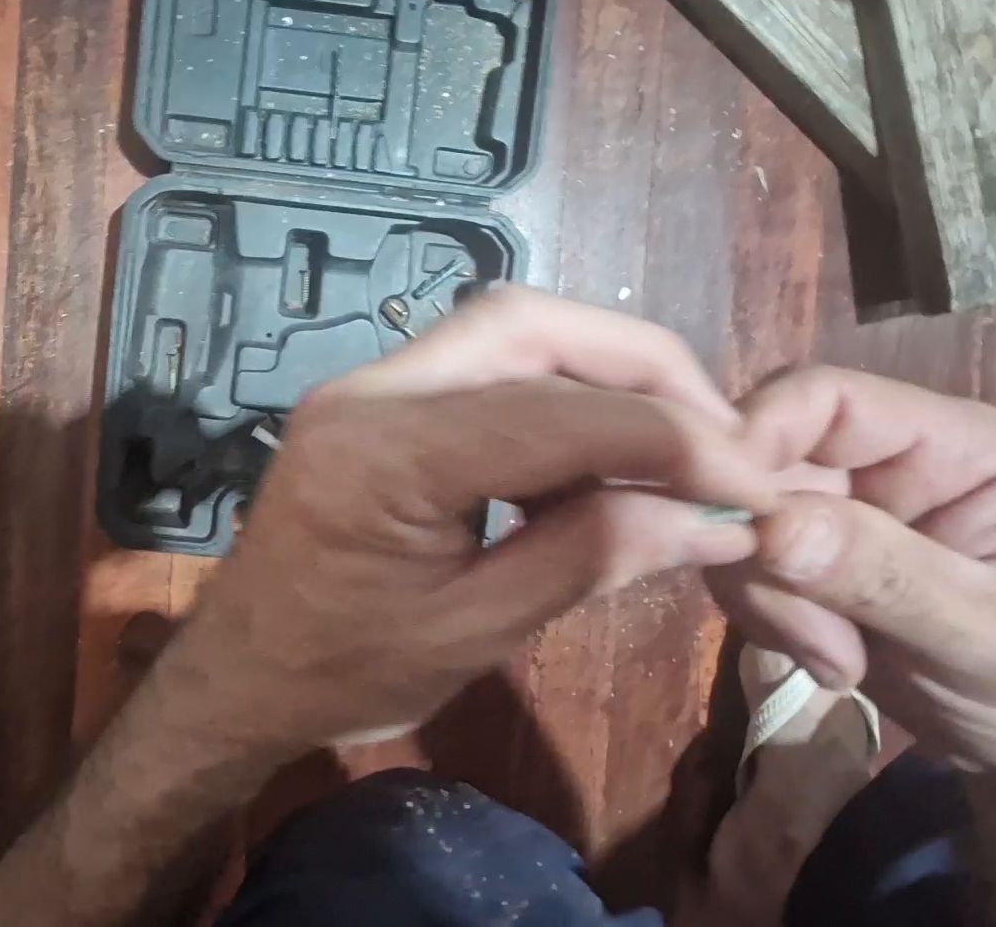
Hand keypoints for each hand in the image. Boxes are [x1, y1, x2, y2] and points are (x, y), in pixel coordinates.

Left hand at [147, 286, 780, 752]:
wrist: (242, 667)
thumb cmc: (343, 671)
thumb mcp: (474, 631)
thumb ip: (587, 557)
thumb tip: (709, 514)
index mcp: (384, 457)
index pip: (552, 412)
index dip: (670, 436)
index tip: (753, 482)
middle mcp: (367, 393)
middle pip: (523, 324)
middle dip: (637, 364)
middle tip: (718, 435)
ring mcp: (361, 387)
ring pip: (503, 332)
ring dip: (596, 370)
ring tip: (668, 442)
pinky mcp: (367, 401)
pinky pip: (475, 367)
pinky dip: (548, 392)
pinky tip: (588, 446)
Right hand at [711, 366, 995, 795]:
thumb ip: (887, 577)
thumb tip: (768, 526)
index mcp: (956, 448)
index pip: (824, 399)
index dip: (757, 434)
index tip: (722, 514)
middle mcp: (880, 463)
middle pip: (762, 462)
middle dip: (763, 550)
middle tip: (813, 637)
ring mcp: (835, 510)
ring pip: (737, 517)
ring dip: (765, 594)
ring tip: (837, 660)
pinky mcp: (799, 555)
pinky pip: (738, 562)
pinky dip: (760, 614)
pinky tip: (824, 658)